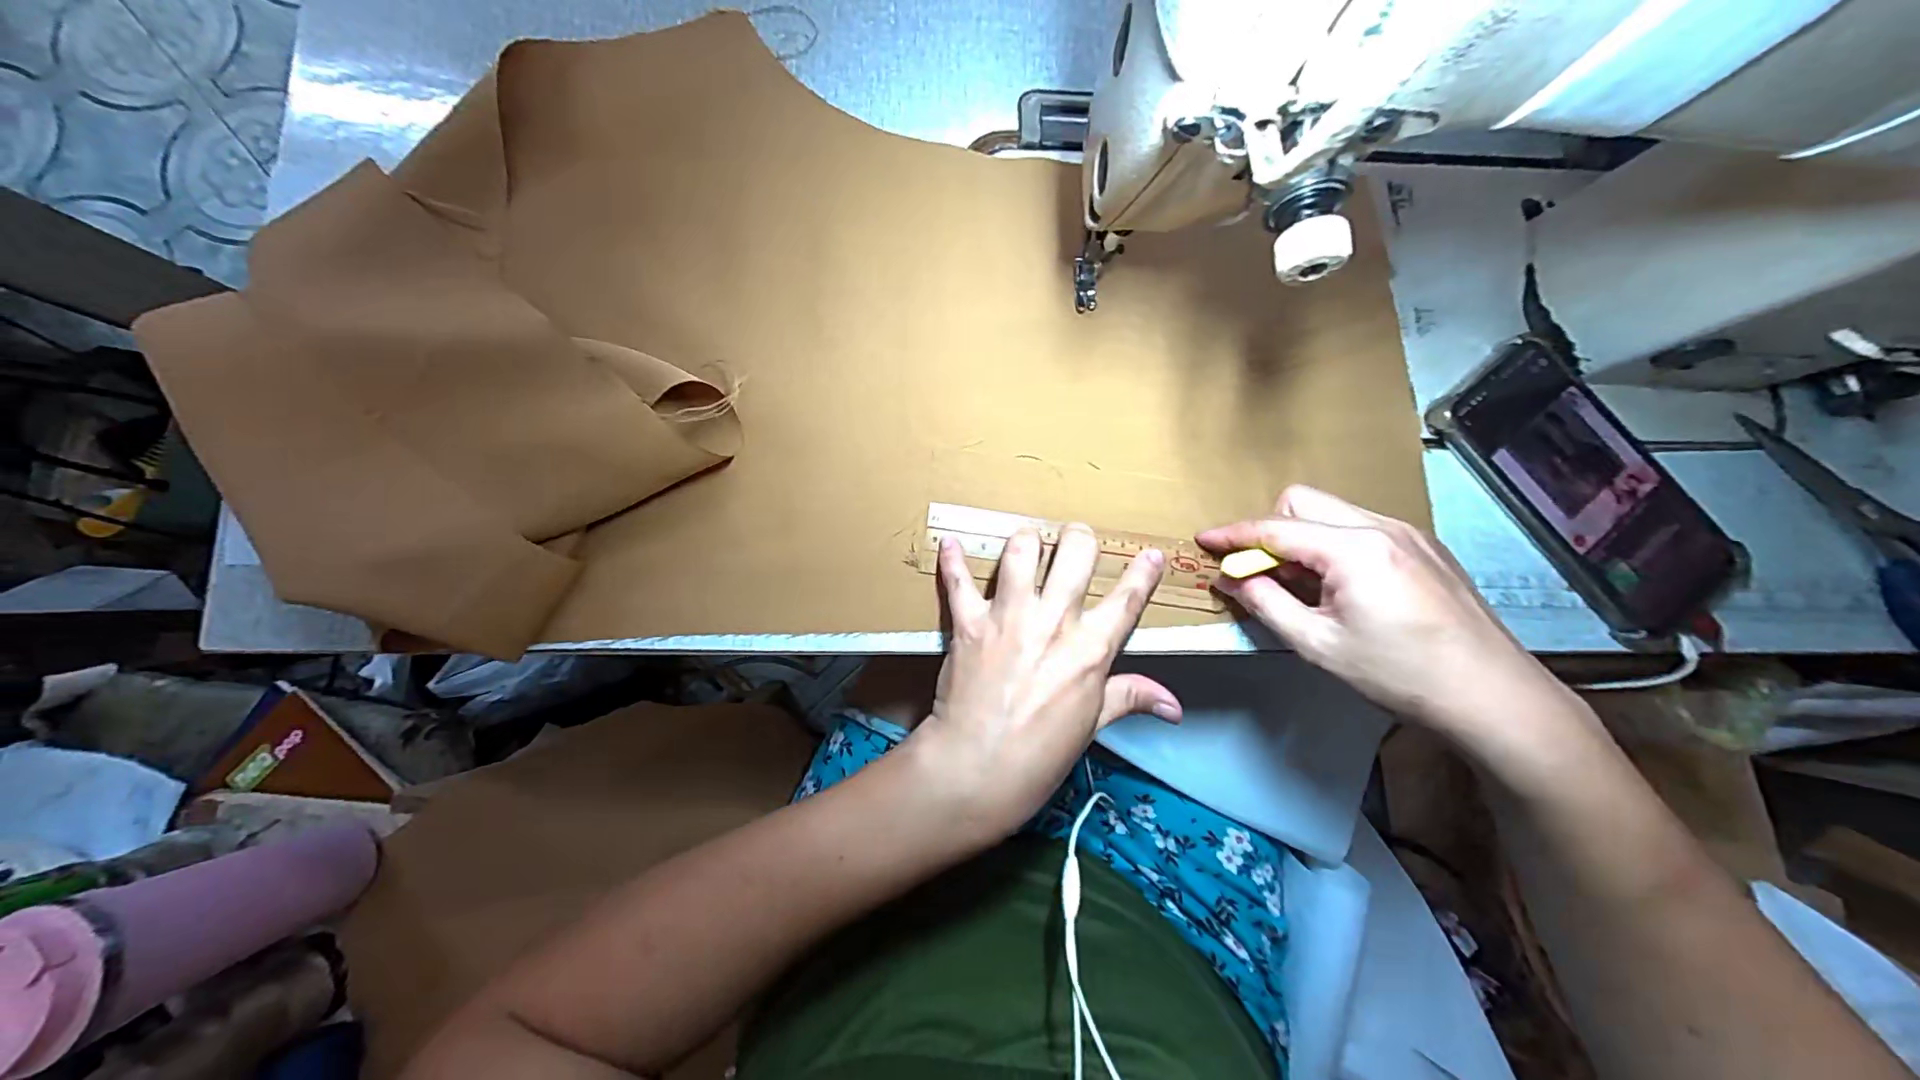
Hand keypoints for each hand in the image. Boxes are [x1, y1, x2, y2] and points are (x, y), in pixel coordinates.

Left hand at [908, 525, 1180, 840]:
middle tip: (1075, 538)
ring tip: (1028, 540)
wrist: (978, 767)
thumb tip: (1173, 706)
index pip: (1127, 599)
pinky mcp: (969, 622)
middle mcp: (1053, 621)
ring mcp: (1009, 617)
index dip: (1143, 572)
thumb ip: (1128, 698)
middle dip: (1080, 537)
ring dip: (1027, 539)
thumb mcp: (1091, 725)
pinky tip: (951, 545)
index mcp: (1091, 648)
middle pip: (1076, 553)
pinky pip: (958, 581)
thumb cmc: (1040, 753)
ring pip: (1022, 551)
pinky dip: (954, 560)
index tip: (1150, 554)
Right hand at [1197, 485, 1570, 742]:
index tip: (1203, 541)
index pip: (1276, 527)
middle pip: (1303, 501)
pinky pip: (1362, 529)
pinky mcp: (1426, 548)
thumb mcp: (1317, 645)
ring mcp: (1409, 534)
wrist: (1493, 697)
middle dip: (1271, 529)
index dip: (1234, 535)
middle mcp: (1382, 527)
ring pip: (1334, 513)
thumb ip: (1266, 603)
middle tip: (1260, 572)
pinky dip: (1334, 546)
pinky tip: (1342, 589)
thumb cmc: (1398, 674)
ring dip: (1303, 538)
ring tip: (1302, 586)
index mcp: (1354, 549)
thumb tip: (1231, 579)